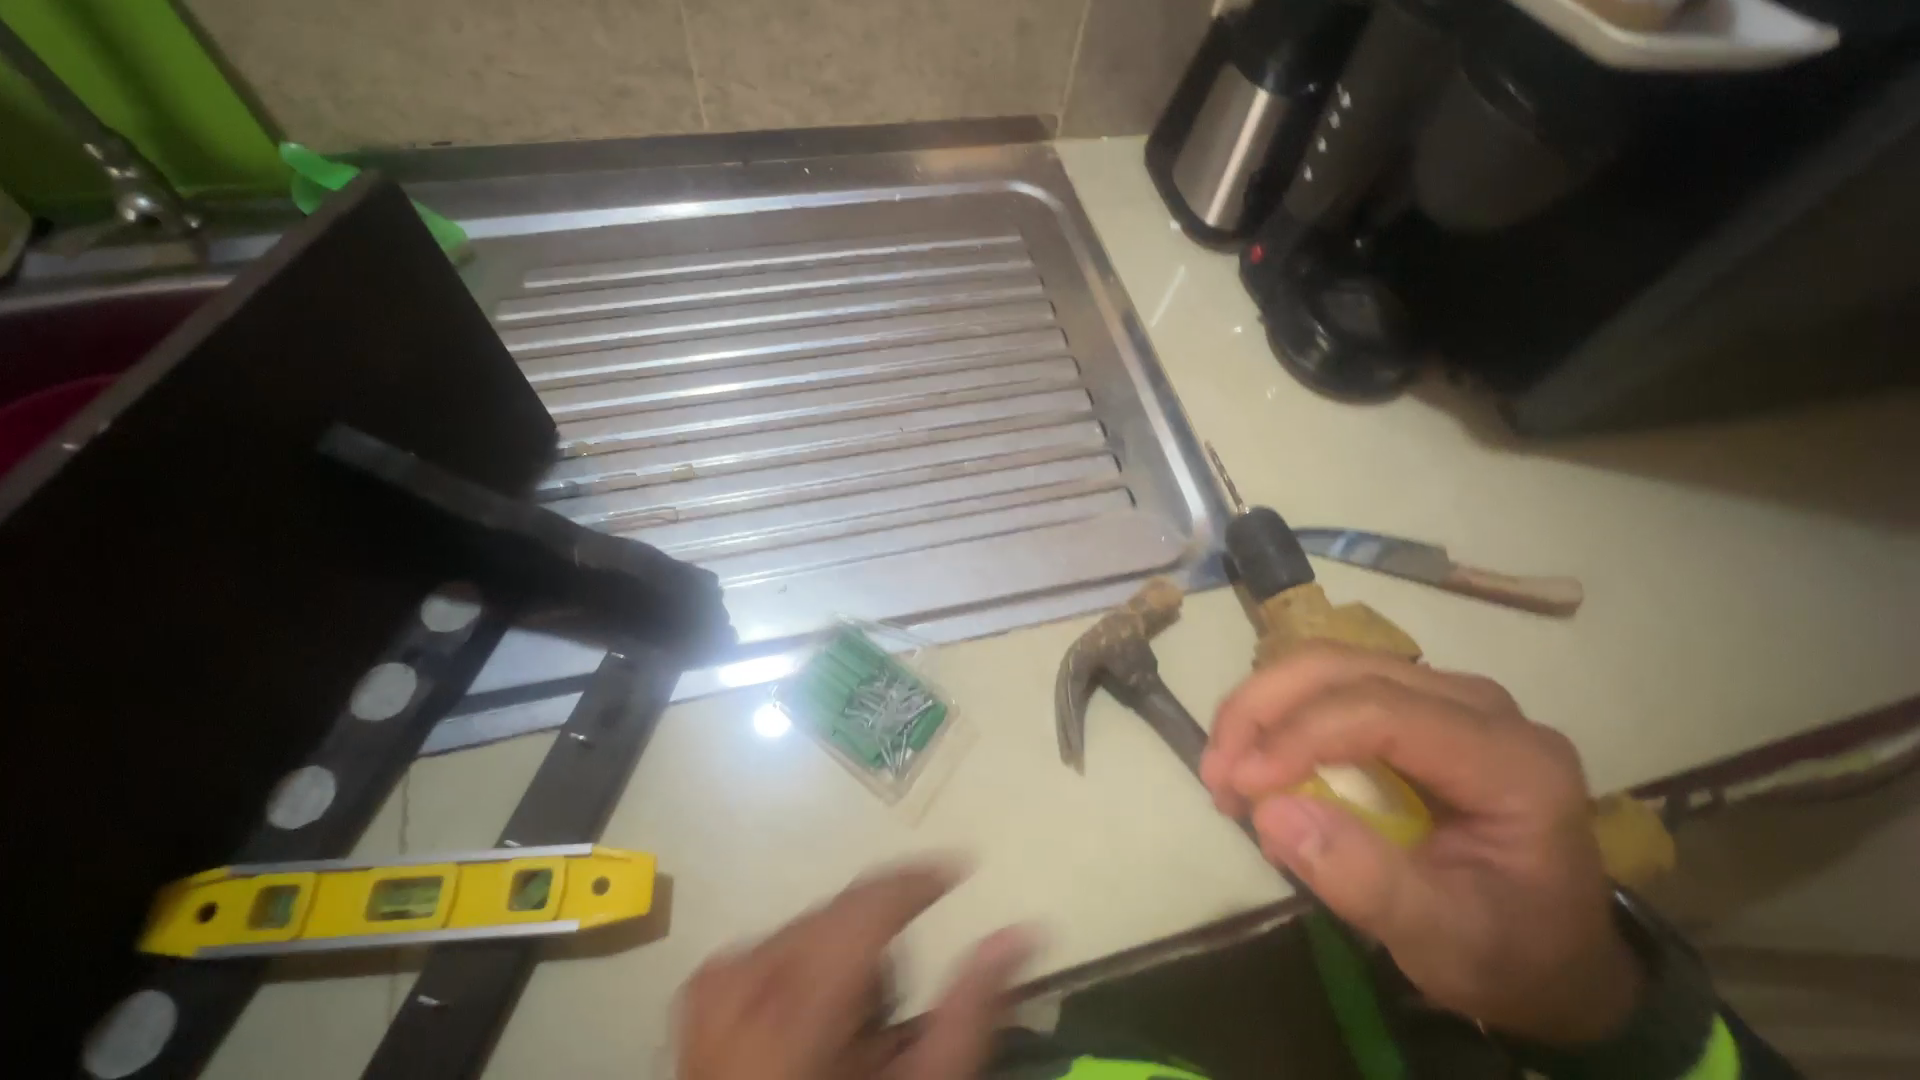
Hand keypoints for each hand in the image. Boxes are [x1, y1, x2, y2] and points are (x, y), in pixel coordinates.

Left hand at [677, 862, 1036, 1079]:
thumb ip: (972, 1010)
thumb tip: (1021, 932)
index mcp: (800, 1001)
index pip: (869, 902)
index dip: (921, 879)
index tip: (961, 867)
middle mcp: (748, 973)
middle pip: (844, 916)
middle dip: (878, 952)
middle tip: (884, 1024)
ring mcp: (716, 978)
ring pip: (813, 927)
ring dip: (841, 963)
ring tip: (842, 1036)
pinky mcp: (704, 985)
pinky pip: (775, 944)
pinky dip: (802, 972)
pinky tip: (807, 1025)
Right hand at [1199, 644, 1641, 1045]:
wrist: (1552, 956)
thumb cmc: (1508, 953)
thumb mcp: (1445, 943)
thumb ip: (1369, 883)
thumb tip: (1273, 813)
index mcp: (1512, 761)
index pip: (1386, 712)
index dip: (1300, 735)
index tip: (1238, 785)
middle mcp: (1480, 707)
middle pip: (1346, 669)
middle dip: (1264, 710)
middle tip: (1217, 774)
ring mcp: (1445, 699)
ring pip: (1329, 666)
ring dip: (1262, 709)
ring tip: (1227, 773)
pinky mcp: (1413, 707)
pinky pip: (1330, 687)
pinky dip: (1279, 717)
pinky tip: (1258, 765)